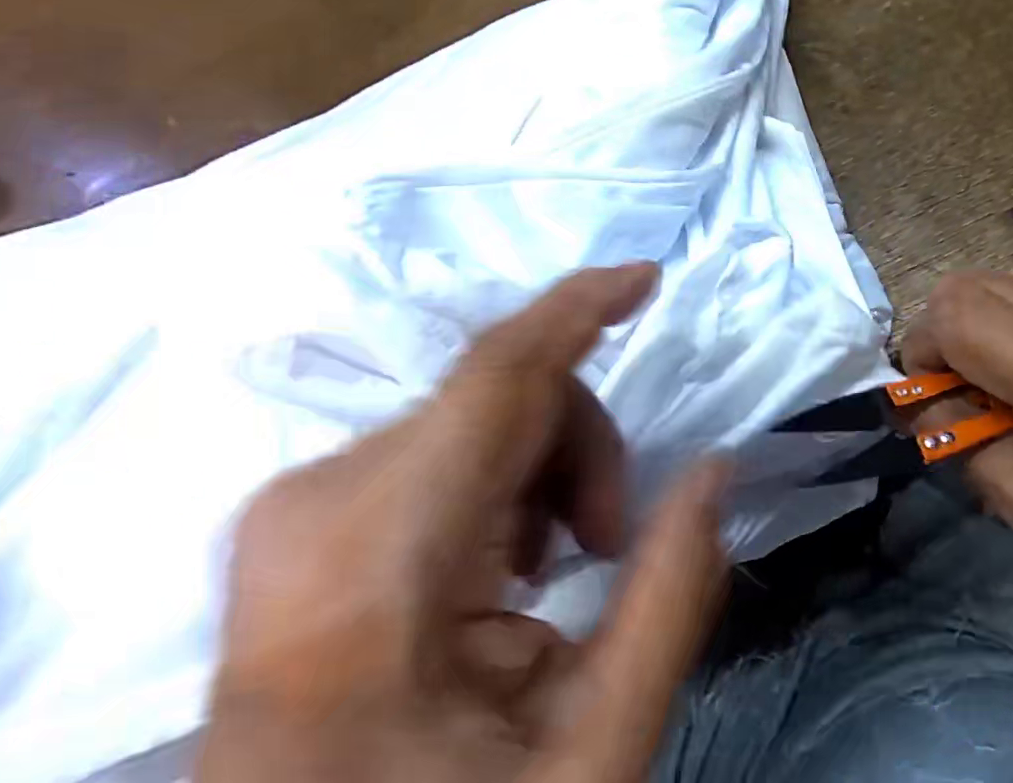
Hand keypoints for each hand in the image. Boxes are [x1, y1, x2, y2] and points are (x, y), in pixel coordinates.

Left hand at [198, 265, 730, 782]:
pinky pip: (442, 441)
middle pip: (500, 395)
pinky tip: (513, 558)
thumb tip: (718, 467)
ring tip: (568, 559)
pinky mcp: (302, 519)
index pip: (495, 381)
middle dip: (587, 443)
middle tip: (615, 535)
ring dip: (553, 465)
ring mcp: (295, 512)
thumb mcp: (594, 740)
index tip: (649, 276)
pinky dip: (508, 480)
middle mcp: (315, 510)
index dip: (579, 311)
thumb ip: (672, 592)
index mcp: (377, 570)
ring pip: (477, 412)